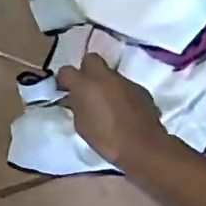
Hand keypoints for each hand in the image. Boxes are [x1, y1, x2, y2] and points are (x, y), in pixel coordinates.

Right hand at [55, 53, 170, 164]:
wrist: (142, 146)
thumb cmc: (105, 138)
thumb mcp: (80, 124)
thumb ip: (76, 106)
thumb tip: (74, 99)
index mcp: (85, 84)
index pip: (66, 71)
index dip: (63, 80)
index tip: (64, 90)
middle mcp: (105, 77)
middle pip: (91, 59)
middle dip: (85, 70)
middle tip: (85, 87)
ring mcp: (125, 81)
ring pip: (110, 74)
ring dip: (104, 83)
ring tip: (105, 103)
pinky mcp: (141, 90)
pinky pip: (124, 86)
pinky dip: (119, 93)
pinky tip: (121, 110)